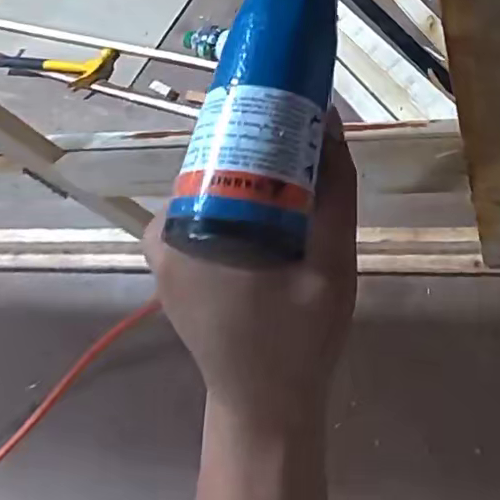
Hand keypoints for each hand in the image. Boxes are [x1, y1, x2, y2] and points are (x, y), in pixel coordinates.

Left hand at [144, 114, 357, 427]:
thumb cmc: (300, 338)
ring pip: (214, 178)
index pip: (219, 142)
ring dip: (252, 163)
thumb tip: (328, 117)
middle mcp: (166, 231)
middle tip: (306, 128)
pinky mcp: (172, 261)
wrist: (266, 406)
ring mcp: (164, 248)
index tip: (294, 94)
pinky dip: (240, 191)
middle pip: (216, 156)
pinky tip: (276, 197)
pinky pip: (208, 205)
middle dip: (261, 135)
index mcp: (193, 230)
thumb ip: (336, 190)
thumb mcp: (332, 261)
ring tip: (298, 158)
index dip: (258, 111)